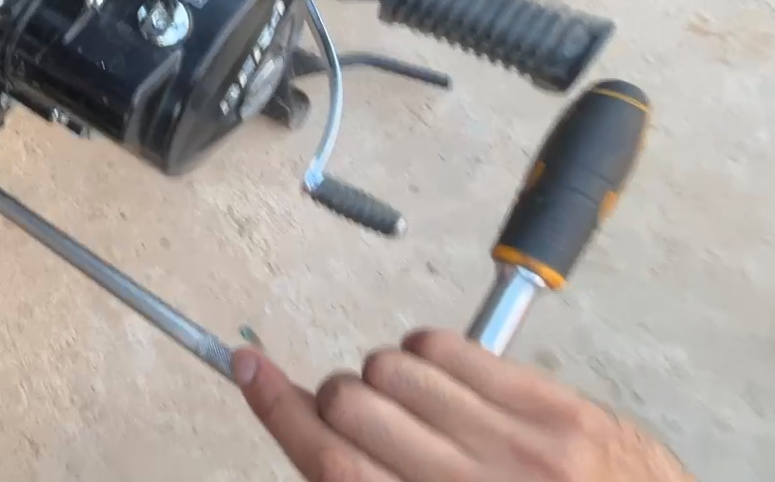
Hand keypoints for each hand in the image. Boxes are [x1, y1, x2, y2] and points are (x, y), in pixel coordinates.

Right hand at [234, 330, 691, 481]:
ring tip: (433, 418)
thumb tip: (296, 410)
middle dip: (346, 407)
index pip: (334, 463)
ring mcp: (533, 450)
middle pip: (350, 402)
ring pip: (390, 365)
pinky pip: (442, 343)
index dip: (278, 409)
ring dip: (392, 385)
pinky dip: (430, 361)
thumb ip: (366, 481)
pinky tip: (460, 396)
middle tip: (378, 431)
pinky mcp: (564, 410)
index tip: (247, 367)